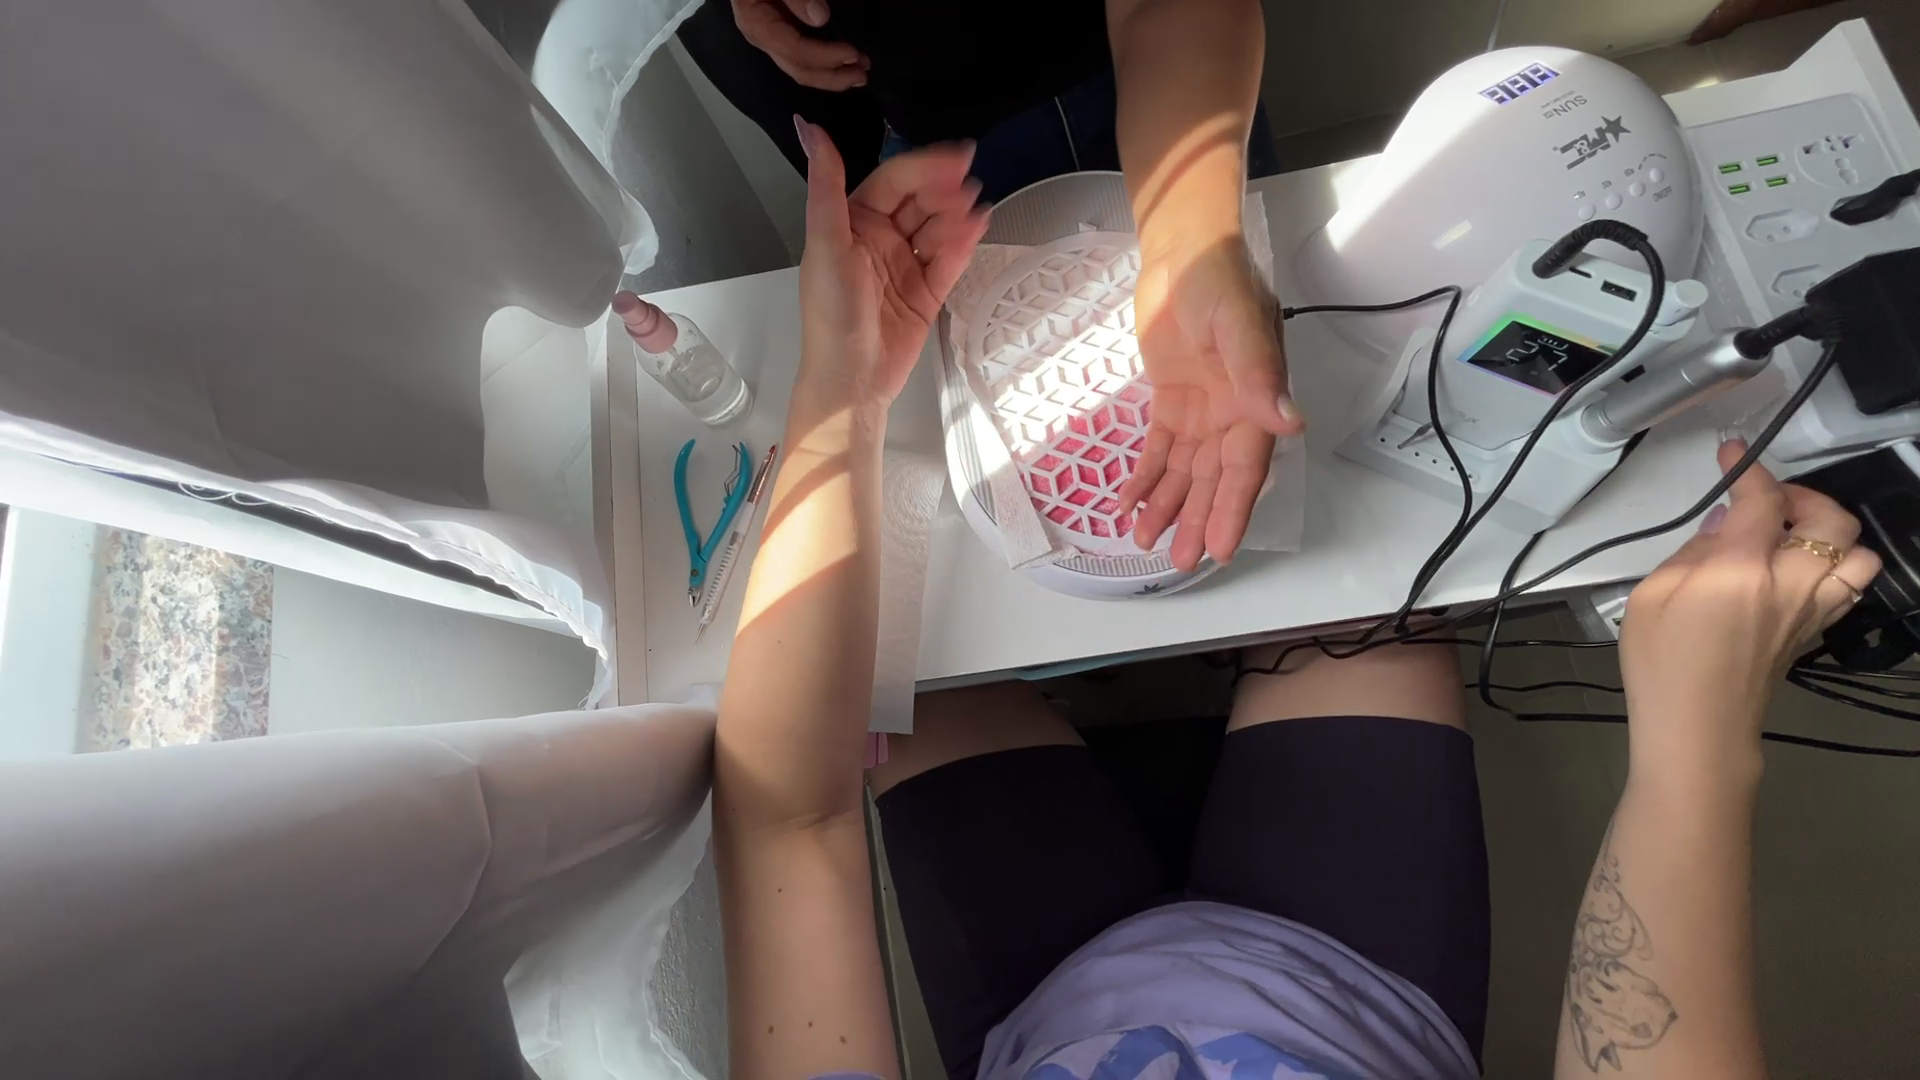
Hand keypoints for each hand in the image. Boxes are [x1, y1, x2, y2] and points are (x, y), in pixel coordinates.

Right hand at [732, 0, 868, 90]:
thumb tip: (821, 17)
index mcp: (755, 22)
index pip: (795, 50)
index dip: (825, 56)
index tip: (852, 54)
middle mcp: (762, 38)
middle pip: (799, 70)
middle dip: (834, 76)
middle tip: (864, 75)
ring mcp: (771, 40)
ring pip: (803, 70)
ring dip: (834, 75)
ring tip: (860, 73)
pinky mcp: (781, 35)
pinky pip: (804, 58)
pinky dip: (826, 64)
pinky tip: (845, 63)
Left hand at [794, 116, 987, 407]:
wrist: (853, 380)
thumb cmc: (833, 315)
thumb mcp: (826, 246)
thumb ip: (826, 187)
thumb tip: (809, 126)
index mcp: (852, 222)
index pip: (892, 183)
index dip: (923, 168)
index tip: (957, 159)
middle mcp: (880, 239)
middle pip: (919, 202)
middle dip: (944, 191)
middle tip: (970, 186)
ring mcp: (905, 266)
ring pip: (937, 229)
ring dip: (956, 217)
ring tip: (976, 210)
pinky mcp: (926, 293)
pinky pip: (947, 261)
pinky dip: (962, 244)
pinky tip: (979, 228)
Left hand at [1120, 240, 1303, 571]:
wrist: (1182, 254)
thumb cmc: (1216, 281)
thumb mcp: (1237, 323)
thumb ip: (1258, 372)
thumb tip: (1290, 423)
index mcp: (1254, 402)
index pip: (1244, 468)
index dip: (1232, 510)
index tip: (1218, 550)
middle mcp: (1230, 415)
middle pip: (1212, 480)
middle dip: (1196, 520)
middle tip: (1178, 562)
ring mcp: (1199, 412)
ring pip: (1184, 472)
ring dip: (1166, 506)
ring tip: (1145, 542)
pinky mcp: (1170, 404)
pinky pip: (1158, 449)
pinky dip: (1144, 477)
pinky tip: (1128, 504)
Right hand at [1620, 440, 1881, 764]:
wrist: (1697, 719)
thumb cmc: (1660, 659)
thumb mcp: (1648, 599)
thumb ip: (1687, 558)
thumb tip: (1715, 533)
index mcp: (1740, 569)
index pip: (1760, 504)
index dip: (1748, 471)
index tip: (1732, 452)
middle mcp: (1790, 582)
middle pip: (1829, 521)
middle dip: (1802, 496)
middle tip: (1764, 496)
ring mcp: (1813, 607)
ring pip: (1857, 553)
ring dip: (1831, 532)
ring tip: (1792, 531)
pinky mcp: (1816, 628)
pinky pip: (1850, 584)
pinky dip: (1837, 564)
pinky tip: (1802, 568)